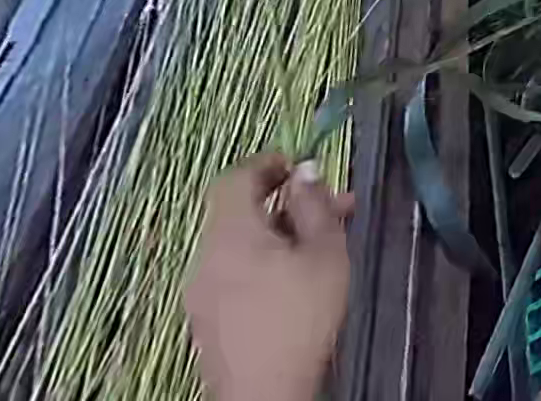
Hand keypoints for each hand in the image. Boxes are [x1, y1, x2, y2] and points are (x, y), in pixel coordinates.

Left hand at [185, 154, 354, 400]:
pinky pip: (239, 267)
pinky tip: (305, 269)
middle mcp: (207, 260)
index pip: (234, 180)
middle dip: (289, 199)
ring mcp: (204, 292)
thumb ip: (314, 205)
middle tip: (336, 201)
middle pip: (242, 212)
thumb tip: (305, 171)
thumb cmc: (301, 311)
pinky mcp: (211, 317)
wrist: (266, 394)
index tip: (302, 162)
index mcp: (231, 238)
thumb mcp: (324, 248)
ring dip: (285, 227)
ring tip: (331, 234)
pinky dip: (271, 254)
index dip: (267, 163)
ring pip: (244, 241)